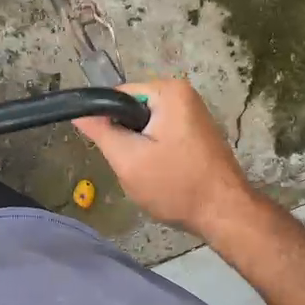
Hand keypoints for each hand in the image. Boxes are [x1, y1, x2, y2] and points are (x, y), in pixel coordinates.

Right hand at [74, 79, 251, 233]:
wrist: (225, 214)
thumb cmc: (176, 185)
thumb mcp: (128, 159)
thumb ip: (101, 131)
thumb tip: (78, 112)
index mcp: (168, 90)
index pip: (117, 96)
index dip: (106, 121)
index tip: (110, 148)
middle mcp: (183, 93)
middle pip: (132, 110)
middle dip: (125, 136)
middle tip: (130, 164)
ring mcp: (193, 112)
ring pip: (145, 124)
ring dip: (139, 147)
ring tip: (146, 170)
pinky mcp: (196, 131)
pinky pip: (161, 133)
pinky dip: (155, 151)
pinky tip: (161, 172)